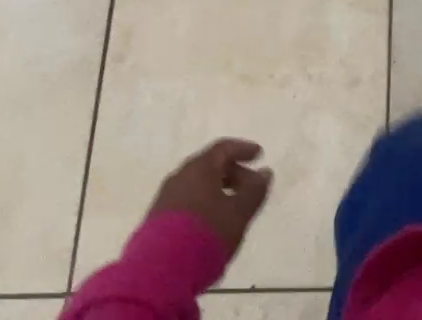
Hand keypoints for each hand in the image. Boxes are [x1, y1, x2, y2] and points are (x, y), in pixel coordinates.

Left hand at [149, 138, 272, 257]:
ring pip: (197, 185)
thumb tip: (265, 173)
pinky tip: (211, 224)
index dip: (243, 149)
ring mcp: (165, 198)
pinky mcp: (156, 220)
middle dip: (233, 174)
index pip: (223, 148)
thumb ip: (254, 191)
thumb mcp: (239, 213)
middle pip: (210, 166)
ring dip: (218, 191)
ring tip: (233, 209)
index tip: (259, 155)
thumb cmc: (206, 233)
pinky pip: (186, 202)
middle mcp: (180, 177)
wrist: (159, 273)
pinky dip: (204, 204)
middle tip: (251, 187)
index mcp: (200, 168)